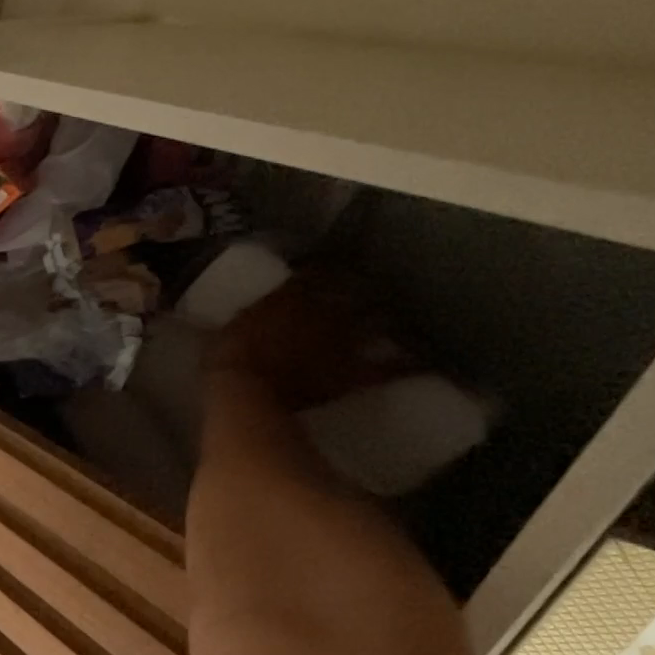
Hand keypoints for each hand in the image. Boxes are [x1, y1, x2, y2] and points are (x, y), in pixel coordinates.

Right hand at [207, 270, 415, 409]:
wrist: (246, 391)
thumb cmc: (229, 357)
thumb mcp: (232, 324)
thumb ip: (252, 312)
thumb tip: (259, 303)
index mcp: (291, 296)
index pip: (314, 273)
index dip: (323, 268)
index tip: (327, 263)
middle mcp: (326, 311)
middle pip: (354, 292)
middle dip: (363, 286)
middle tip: (370, 283)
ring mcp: (345, 341)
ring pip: (376, 321)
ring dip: (387, 316)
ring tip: (396, 313)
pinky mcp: (354, 372)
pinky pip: (389, 367)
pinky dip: (408, 364)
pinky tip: (425, 361)